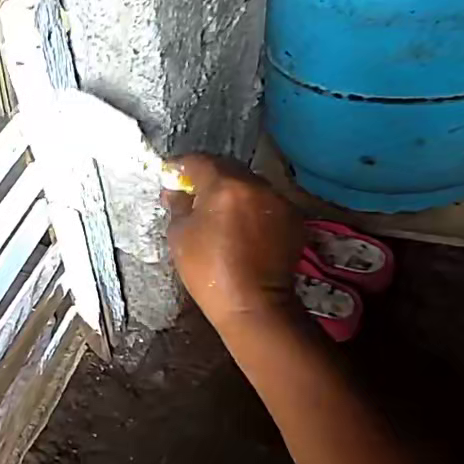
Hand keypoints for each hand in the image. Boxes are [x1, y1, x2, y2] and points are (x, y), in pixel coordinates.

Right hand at [163, 154, 302, 327]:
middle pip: (228, 169)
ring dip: (231, 191)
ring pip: (249, 185)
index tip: (170, 175)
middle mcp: (257, 187)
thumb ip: (179, 205)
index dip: (180, 166)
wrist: (252, 302)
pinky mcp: (293, 220)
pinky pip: (265, 203)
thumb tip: (177, 192)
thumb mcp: (179, 234)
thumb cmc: (207, 268)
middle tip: (191, 192)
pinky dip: (250, 207)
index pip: (199, 161)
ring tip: (216, 210)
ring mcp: (280, 202)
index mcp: (225, 187)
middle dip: (207, 176)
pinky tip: (240, 226)